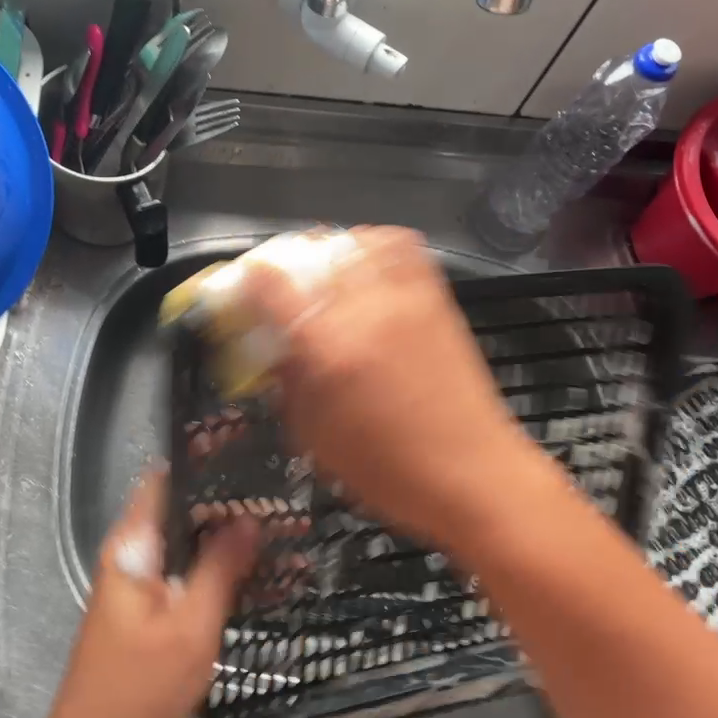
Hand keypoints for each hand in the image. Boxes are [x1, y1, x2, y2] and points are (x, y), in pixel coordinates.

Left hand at [41, 463, 260, 717]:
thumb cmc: (139, 682)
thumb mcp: (191, 627)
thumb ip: (219, 569)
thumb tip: (249, 518)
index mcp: (133, 545)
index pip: (165, 479)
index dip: (202, 460)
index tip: (244, 450)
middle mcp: (130, 550)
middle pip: (180, 507)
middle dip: (226, 499)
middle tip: (277, 494)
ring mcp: (136, 576)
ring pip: (185, 538)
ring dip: (224, 533)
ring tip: (275, 526)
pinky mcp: (144, 599)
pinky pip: (182, 565)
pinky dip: (213, 561)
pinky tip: (250, 569)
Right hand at [243, 226, 556, 548]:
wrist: (475, 476)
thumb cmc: (388, 471)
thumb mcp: (315, 437)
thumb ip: (287, 385)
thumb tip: (271, 353)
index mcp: (326, 348)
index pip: (270, 283)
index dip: (247, 280)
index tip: (242, 292)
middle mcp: (364, 310)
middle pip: (312, 252)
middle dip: (286, 263)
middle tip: (281, 288)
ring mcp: (405, 299)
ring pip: (356, 241)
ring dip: (331, 251)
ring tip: (325, 275)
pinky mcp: (436, 300)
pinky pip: (402, 248)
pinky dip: (376, 246)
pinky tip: (368, 269)